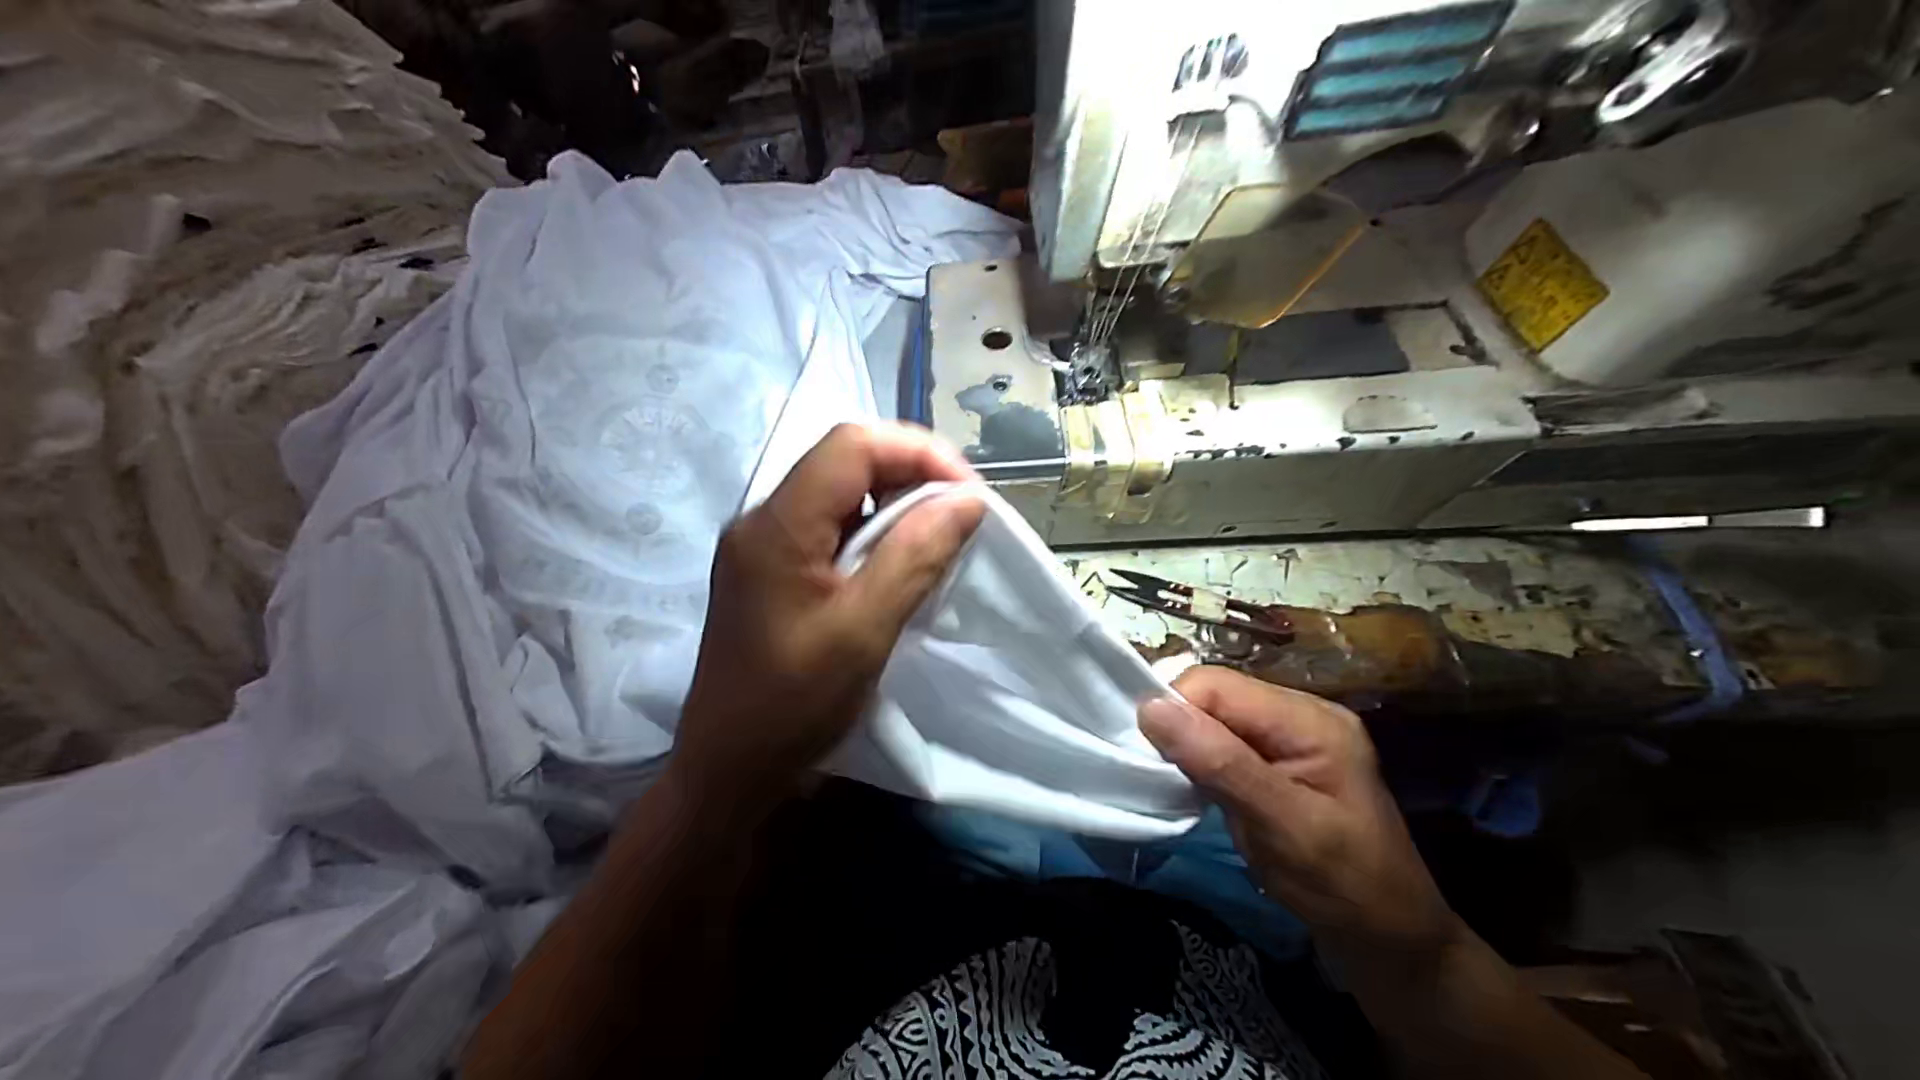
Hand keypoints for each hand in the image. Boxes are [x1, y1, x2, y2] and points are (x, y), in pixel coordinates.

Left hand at [671, 423, 984, 814]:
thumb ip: (915, 556)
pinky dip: (873, 530)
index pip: (852, 446)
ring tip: (939, 535)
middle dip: (911, 474)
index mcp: (776, 525)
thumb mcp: (864, 630)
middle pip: (844, 460)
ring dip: (895, 502)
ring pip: (840, 491)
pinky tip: (900, 560)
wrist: (728, 769)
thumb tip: (967, 500)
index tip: (968, 496)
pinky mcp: (770, 569)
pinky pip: (829, 525)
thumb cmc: (793, 705)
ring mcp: (763, 545)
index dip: (918, 453)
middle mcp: (762, 519)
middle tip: (961, 514)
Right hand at [1140, 666, 1460, 956]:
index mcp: (1310, 720)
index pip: (1215, 685)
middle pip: (1215, 694)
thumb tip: (1151, 708)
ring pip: (1215, 716)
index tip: (1156, 760)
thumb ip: (1220, 762)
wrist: (1392, 940)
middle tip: (1174, 779)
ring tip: (1190, 787)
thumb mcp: (1282, 826)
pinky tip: (1207, 788)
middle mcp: (1301, 713)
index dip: (1176, 711)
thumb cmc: (1343, 886)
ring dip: (1192, 746)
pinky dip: (1205, 759)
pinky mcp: (1281, 756)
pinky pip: (1225, 738)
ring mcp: (1292, 734)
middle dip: (1183, 729)